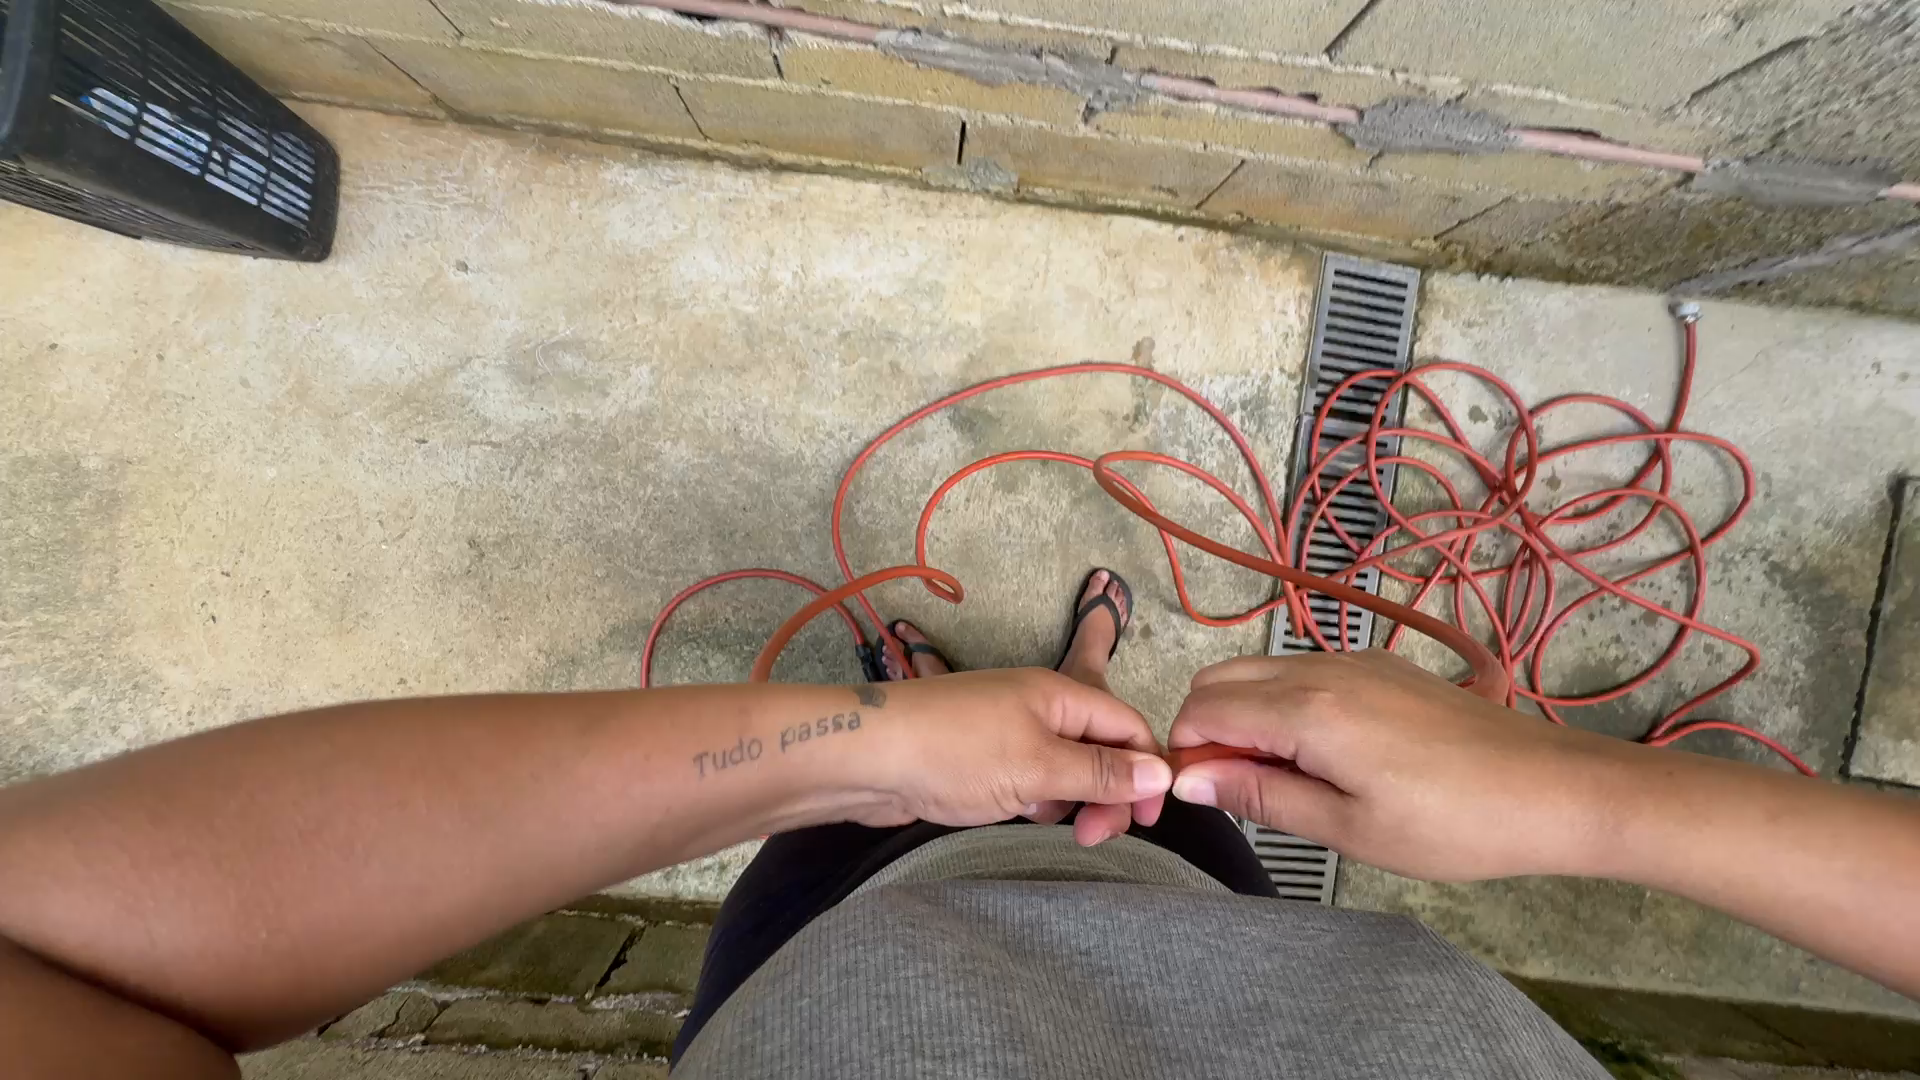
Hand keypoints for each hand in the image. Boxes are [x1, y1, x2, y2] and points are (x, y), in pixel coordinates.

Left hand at [854, 669, 1171, 845]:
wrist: (867, 758)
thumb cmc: (957, 752)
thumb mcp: (1038, 766)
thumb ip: (1101, 771)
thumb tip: (1162, 771)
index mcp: (1058, 695)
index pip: (1126, 724)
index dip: (1147, 768)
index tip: (1147, 820)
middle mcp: (1037, 706)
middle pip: (1098, 748)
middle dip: (1105, 792)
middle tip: (1092, 836)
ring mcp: (1007, 732)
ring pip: (1063, 768)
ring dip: (1066, 798)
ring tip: (1037, 815)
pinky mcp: (982, 758)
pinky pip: (1028, 778)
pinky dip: (1032, 798)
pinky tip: (1013, 812)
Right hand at [1167, 649, 1636, 880]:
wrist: (1559, 787)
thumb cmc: (1451, 823)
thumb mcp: (1349, 828)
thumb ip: (1259, 795)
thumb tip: (1187, 780)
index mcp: (1303, 710)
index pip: (1200, 711)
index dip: (1185, 752)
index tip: (1208, 793)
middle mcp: (1313, 668)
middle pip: (1214, 679)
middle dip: (1204, 726)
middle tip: (1241, 782)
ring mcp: (1345, 658)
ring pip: (1252, 669)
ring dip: (1240, 712)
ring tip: (1284, 769)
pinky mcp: (1372, 661)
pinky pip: (1293, 668)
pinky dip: (1276, 700)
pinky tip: (1323, 746)